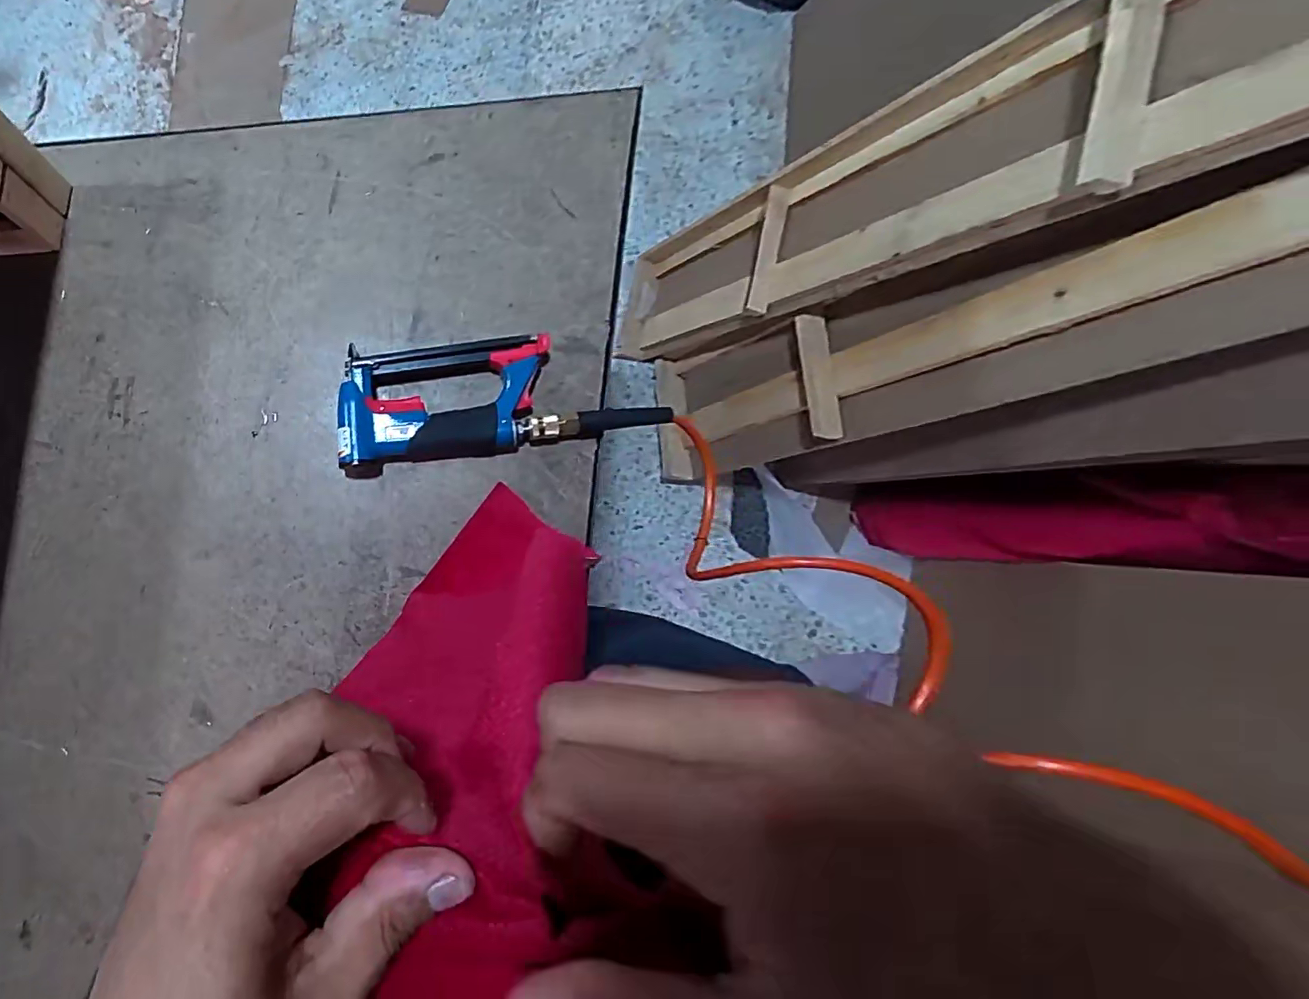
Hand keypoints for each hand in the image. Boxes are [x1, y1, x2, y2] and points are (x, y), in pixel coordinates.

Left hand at [91, 690, 474, 998]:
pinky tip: (327, 796)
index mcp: (236, 855)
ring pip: (286, 715)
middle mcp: (206, 794)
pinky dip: (310, 749)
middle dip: (374, 737)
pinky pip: (263, 738)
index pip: (346, 778)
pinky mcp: (187, 786)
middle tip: (405, 789)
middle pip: (311, 714)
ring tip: (374, 790)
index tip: (427, 829)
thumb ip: (380, 920)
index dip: (404, 791)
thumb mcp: (314, 998)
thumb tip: (453, 866)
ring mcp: (190, 782)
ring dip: (342, 738)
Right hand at [516, 667, 1283, 998]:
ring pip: (629, 681)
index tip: (579, 879)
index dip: (545, 824)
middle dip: (567, 770)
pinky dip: (673, 735)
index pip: (566, 768)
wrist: (1131, 989)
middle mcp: (762, 729)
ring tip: (665, 821)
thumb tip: (517, 994)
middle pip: (579, 701)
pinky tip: (727, 802)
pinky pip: (696, 686)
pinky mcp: (831, 695)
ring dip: (618, 747)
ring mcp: (801, 698)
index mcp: (746, 821)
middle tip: (608, 843)